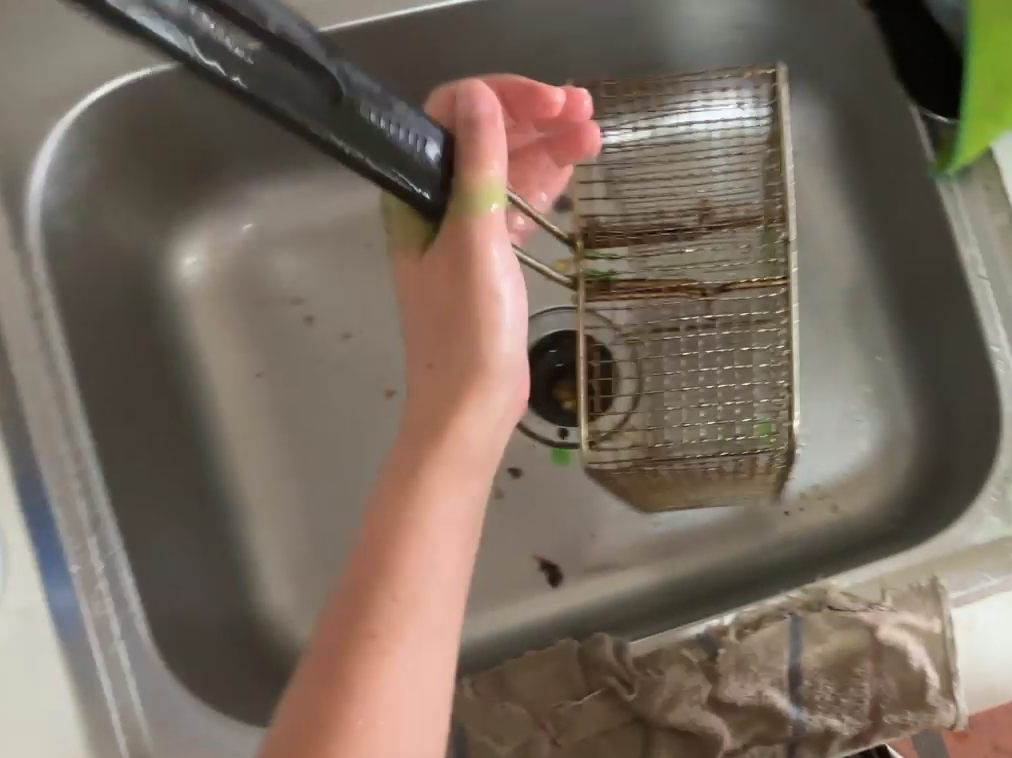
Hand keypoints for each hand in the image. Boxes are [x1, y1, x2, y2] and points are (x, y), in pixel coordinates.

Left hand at [386, 76, 600, 455]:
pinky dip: (546, 190)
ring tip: (594, 135)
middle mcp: (438, 205)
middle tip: (585, 111)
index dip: (501, 99)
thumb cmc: (467, 332)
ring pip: (508, 175)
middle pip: (485, 142)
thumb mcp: (474, 243)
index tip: (550, 101)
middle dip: (533, 120)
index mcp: (417, 194)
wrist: (471, 406)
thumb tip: (479, 98)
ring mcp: (467, 233)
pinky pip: (519, 209)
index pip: (451, 117)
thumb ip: (479, 169)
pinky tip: (574, 172)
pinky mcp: (493, 260)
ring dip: (548, 152)